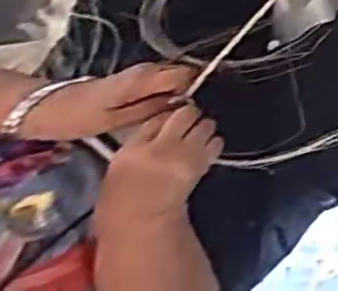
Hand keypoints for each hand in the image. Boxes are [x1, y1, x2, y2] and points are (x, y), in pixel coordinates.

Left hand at [21, 63, 195, 140]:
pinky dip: (164, 90)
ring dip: (174, 90)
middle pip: (183, 72)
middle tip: (175, 113)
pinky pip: (162, 78)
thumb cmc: (76, 119)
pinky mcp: (135, 75)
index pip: (188, 74)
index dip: (193, 88)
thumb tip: (179, 103)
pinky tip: (153, 107)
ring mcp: (142, 70)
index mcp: (146, 78)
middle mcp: (149, 68)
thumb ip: (150, 110)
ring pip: (173, 75)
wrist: (43, 108)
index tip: (185, 107)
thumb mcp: (113, 121)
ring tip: (165, 112)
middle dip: (186, 89)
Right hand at [100, 103, 222, 220]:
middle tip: (187, 126)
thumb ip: (142, 142)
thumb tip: (165, 121)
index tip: (168, 123)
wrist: (139, 223)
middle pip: (187, 113)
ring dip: (204, 129)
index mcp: (131, 150)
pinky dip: (213, 143)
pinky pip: (217, 141)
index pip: (157, 118)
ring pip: (207, 124)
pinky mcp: (202, 162)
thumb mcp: (120, 167)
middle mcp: (160, 147)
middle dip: (190, 116)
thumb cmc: (122, 199)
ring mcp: (184, 153)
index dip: (167, 118)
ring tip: (195, 140)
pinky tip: (203, 152)